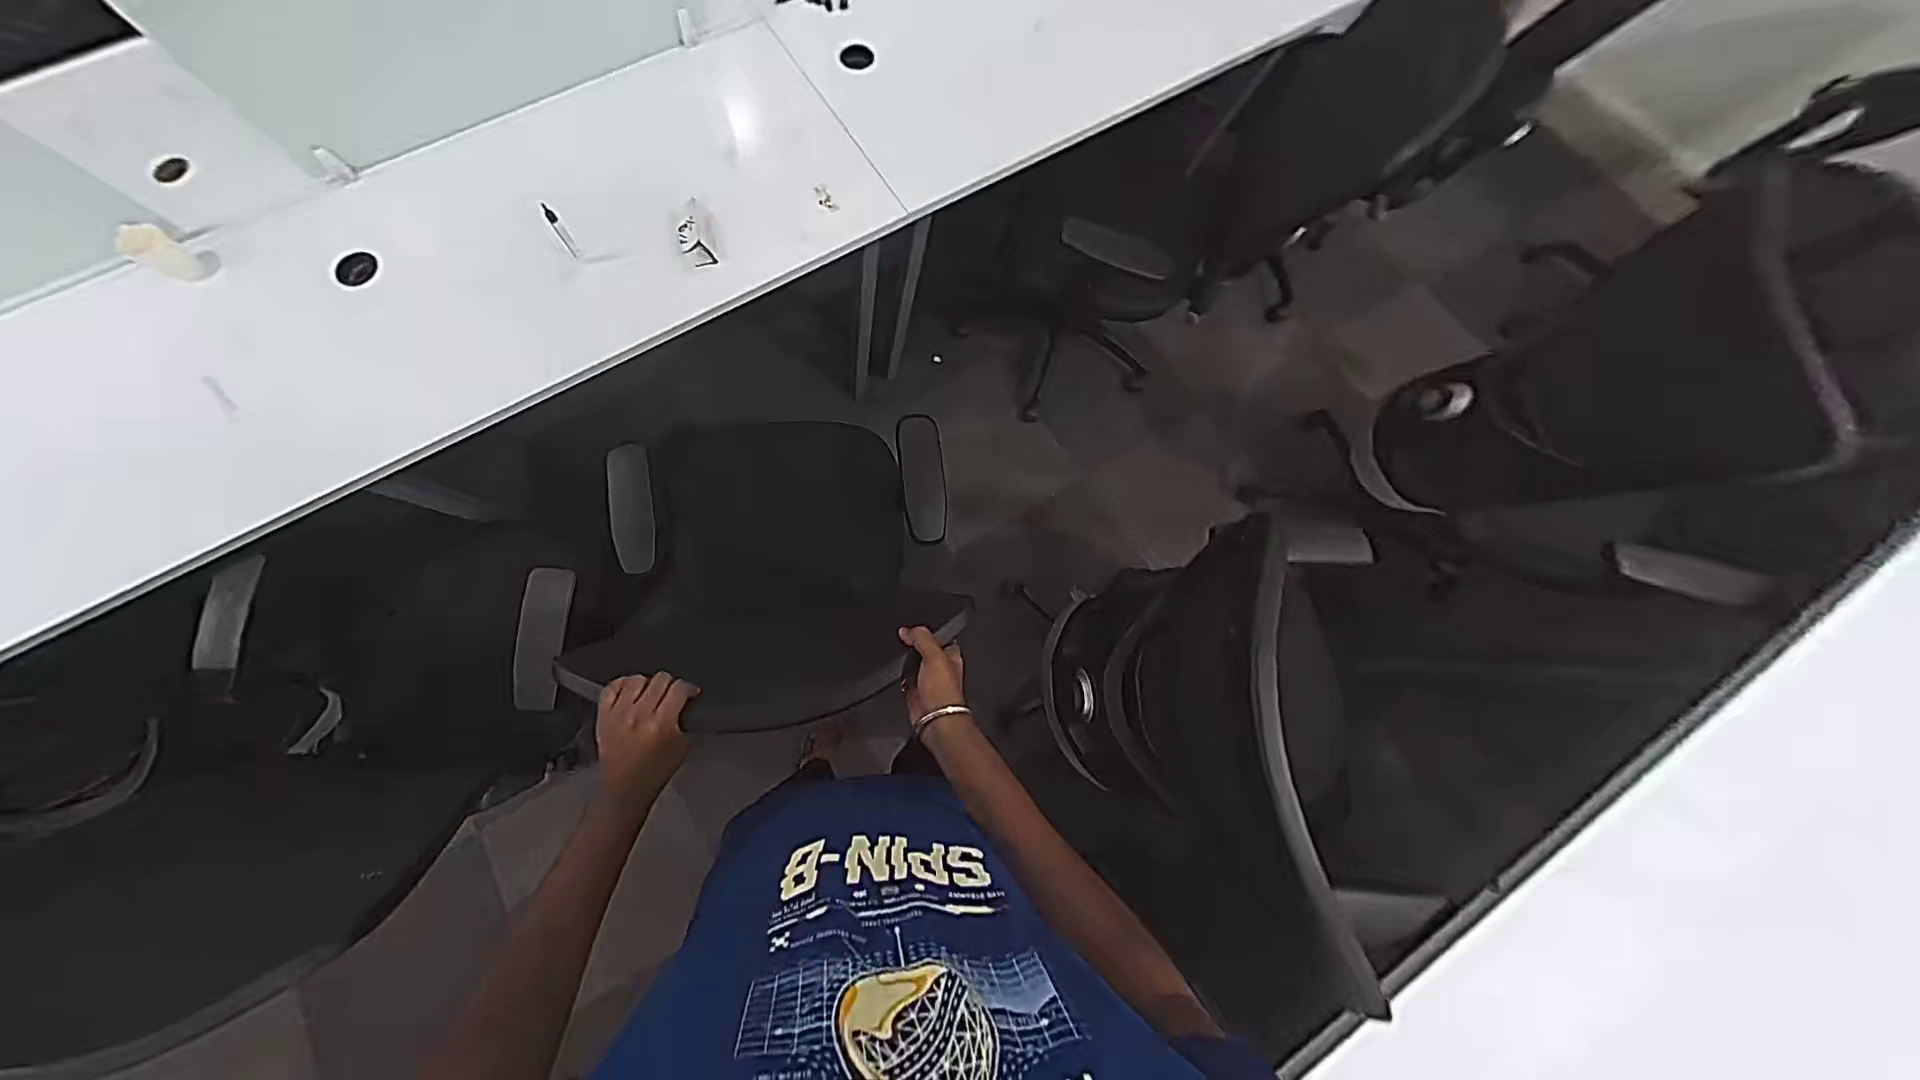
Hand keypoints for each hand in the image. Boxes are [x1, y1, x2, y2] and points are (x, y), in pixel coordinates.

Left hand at [596, 673, 697, 800]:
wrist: (624, 788)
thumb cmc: (654, 771)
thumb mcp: (683, 746)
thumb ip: (684, 720)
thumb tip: (685, 702)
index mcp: (661, 724)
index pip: (679, 688)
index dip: (689, 688)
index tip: (690, 693)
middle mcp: (638, 716)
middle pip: (660, 679)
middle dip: (671, 685)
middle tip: (672, 696)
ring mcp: (618, 714)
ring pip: (637, 679)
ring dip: (648, 684)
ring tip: (650, 694)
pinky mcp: (603, 716)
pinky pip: (612, 687)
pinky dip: (623, 684)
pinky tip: (631, 692)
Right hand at [898, 626, 964, 726]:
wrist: (934, 719)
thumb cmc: (944, 692)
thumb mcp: (934, 655)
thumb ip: (921, 638)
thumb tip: (907, 630)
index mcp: (950, 655)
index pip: (938, 635)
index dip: (926, 630)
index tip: (913, 627)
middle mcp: (939, 666)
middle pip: (922, 648)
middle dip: (912, 646)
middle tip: (905, 642)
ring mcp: (926, 678)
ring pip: (911, 662)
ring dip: (904, 661)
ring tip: (902, 659)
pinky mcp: (914, 689)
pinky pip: (903, 677)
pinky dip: (899, 675)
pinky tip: (899, 674)